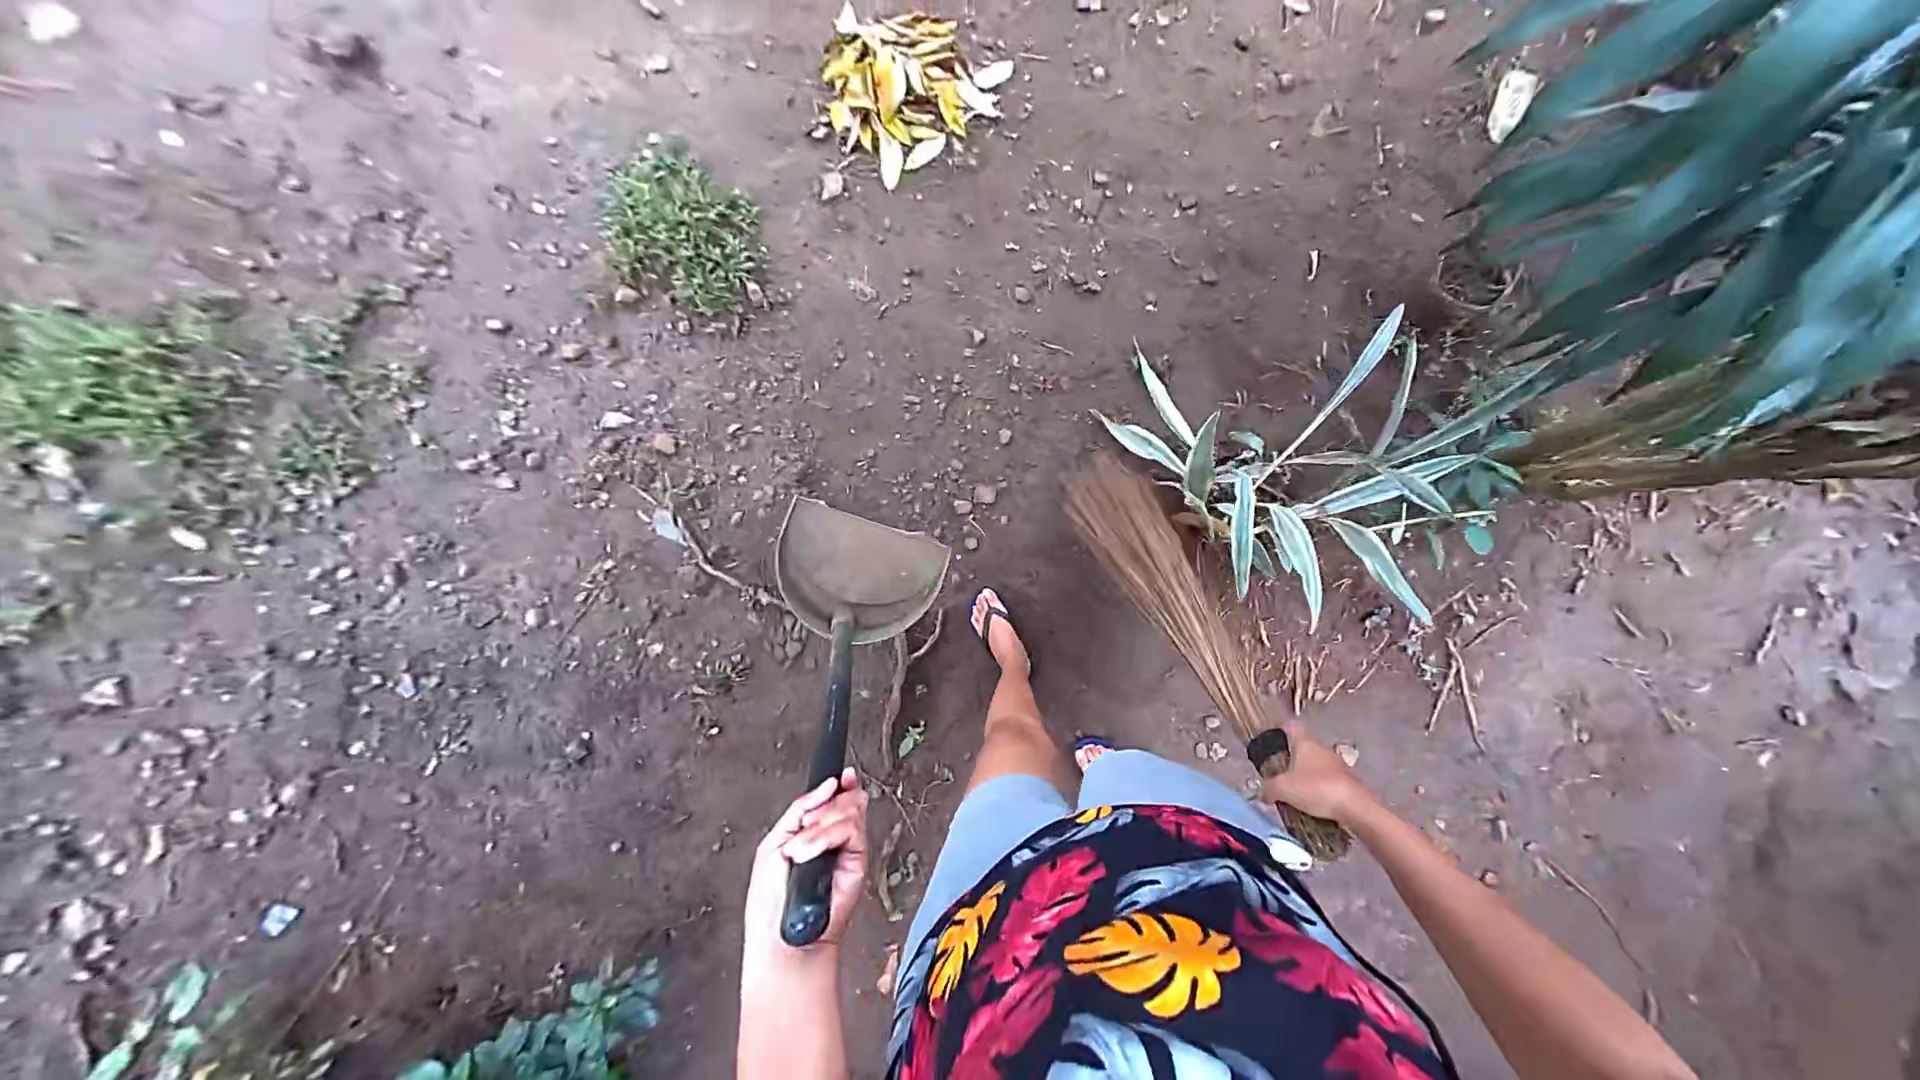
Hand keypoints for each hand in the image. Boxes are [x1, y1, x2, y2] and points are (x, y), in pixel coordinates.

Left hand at [743, 768, 869, 964]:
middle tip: (805, 827)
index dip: (842, 783)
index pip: (837, 797)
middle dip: (824, 806)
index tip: (844, 775)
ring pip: (849, 811)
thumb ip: (800, 810)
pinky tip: (810, 851)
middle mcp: (835, 838)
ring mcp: (847, 849)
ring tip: (801, 851)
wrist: (781, 941)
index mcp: (814, 831)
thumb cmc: (771, 904)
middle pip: (846, 798)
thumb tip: (829, 785)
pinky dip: (826, 836)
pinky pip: (851, 830)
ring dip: (819, 827)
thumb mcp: (774, 844)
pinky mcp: (857, 862)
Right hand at [1260, 728, 1376, 824]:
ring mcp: (1338, 764)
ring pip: (1317, 763)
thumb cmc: (1317, 788)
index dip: (1280, 730)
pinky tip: (1314, 800)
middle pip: (1303, 746)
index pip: (1290, 726)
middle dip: (1291, 757)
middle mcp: (1322, 748)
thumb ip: (1269, 788)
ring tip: (1295, 789)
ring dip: (1307, 773)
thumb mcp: (1283, 788)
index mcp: (1305, 742)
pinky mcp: (1349, 781)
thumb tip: (1264, 793)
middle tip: (1278, 770)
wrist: (1357, 809)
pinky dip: (1320, 787)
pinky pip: (1329, 779)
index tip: (1271, 739)